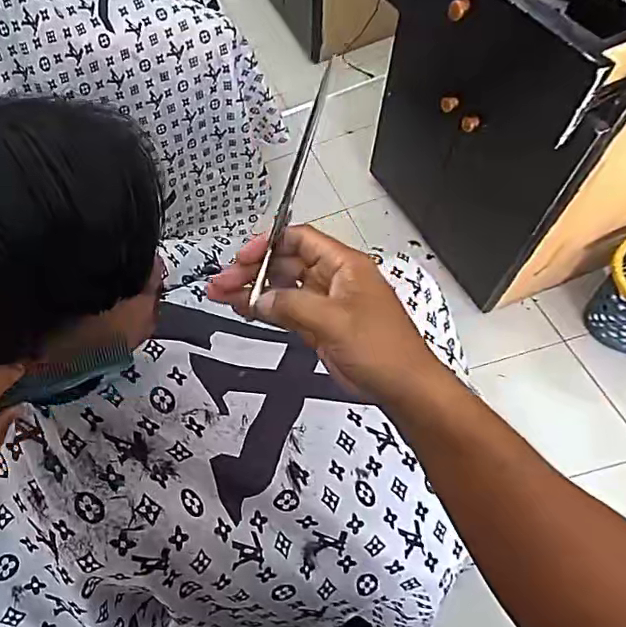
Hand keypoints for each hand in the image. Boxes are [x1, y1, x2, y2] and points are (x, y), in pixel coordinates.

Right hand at [207, 226, 448, 402]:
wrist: (402, 386)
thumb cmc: (388, 350)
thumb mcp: (335, 321)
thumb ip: (293, 305)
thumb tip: (262, 297)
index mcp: (346, 266)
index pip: (300, 240)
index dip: (269, 244)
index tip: (244, 255)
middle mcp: (335, 281)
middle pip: (286, 263)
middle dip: (253, 269)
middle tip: (226, 279)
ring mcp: (327, 305)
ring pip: (282, 288)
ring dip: (253, 289)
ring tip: (223, 292)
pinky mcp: (321, 327)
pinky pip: (286, 312)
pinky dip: (265, 309)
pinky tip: (245, 308)